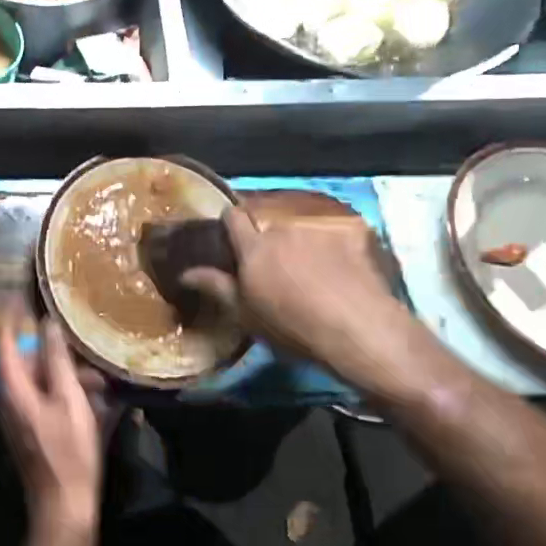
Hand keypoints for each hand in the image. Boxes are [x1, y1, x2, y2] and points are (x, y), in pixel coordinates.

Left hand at [0, 308, 106, 532]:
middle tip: (83, 351)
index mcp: (12, 386)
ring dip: (67, 376)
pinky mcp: (30, 425)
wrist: (64, 505)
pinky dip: (66, 392)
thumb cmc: (68, 451)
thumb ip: (57, 359)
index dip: (10, 315)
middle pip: (27, 360)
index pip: (3, 339)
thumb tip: (47, 323)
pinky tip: (94, 399)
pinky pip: (45, 397)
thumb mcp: (69, 399)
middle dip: (56, 353)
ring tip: (99, 382)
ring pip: (40, 379)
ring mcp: (18, 413)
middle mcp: (8, 396)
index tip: (19, 293)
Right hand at [181, 206, 416, 377]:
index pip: (232, 215)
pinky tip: (339, 263)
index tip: (231, 237)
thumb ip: (216, 287)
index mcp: (252, 246)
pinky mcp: (353, 233)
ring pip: (300, 223)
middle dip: (265, 231)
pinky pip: (334, 230)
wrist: (360, 331)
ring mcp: (319, 229)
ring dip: (297, 235)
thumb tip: (184, 273)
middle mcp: (282, 228)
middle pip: (267, 217)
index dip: (230, 223)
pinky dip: (332, 240)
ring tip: (307, 261)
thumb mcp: (246, 315)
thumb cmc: (293, 327)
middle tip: (271, 257)